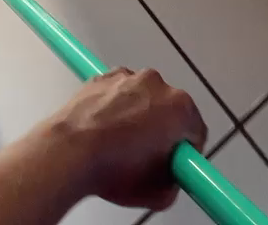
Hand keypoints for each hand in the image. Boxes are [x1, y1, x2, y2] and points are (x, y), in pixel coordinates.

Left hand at [44, 68, 206, 210]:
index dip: (186, 150)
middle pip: (170, 109)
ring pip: (144, 98)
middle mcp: (157, 83)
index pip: (196, 130)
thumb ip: (176, 181)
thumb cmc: (115, 169)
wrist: (71, 149)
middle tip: (148, 156)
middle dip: (163, 130)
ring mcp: (129, 75)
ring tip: (121, 142)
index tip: (176, 163)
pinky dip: (117, 104)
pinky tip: (106, 127)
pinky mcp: (105, 74)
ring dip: (139, 115)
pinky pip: (120, 90)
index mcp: (179, 108)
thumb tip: (172, 176)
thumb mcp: (159, 193)